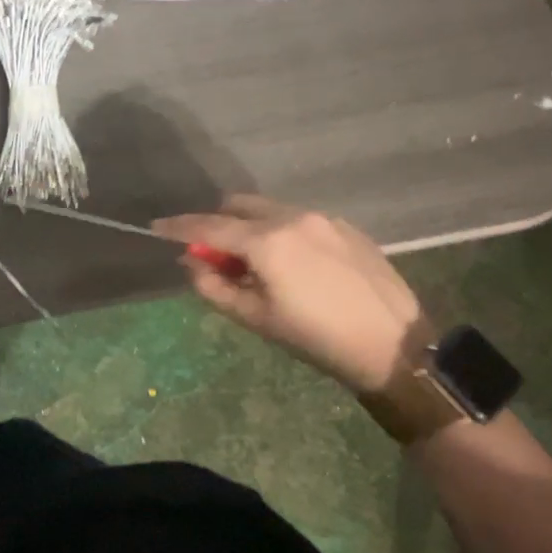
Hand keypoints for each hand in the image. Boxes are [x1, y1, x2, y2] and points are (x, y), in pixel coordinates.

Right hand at [153, 195, 430, 392]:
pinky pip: (298, 220)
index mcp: (266, 240)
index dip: (177, 227)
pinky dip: (280, 232)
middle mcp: (292, 217)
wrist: (396, 347)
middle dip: (216, 223)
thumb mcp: (253, 317)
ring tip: (255, 263)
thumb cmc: (316, 337)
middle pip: (237, 206)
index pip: (207, 226)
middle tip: (213, 256)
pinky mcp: (347, 228)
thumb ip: (211, 285)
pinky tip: (292, 265)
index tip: (155, 228)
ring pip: (269, 210)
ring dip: (249, 227)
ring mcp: (323, 219)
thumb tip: (190, 262)